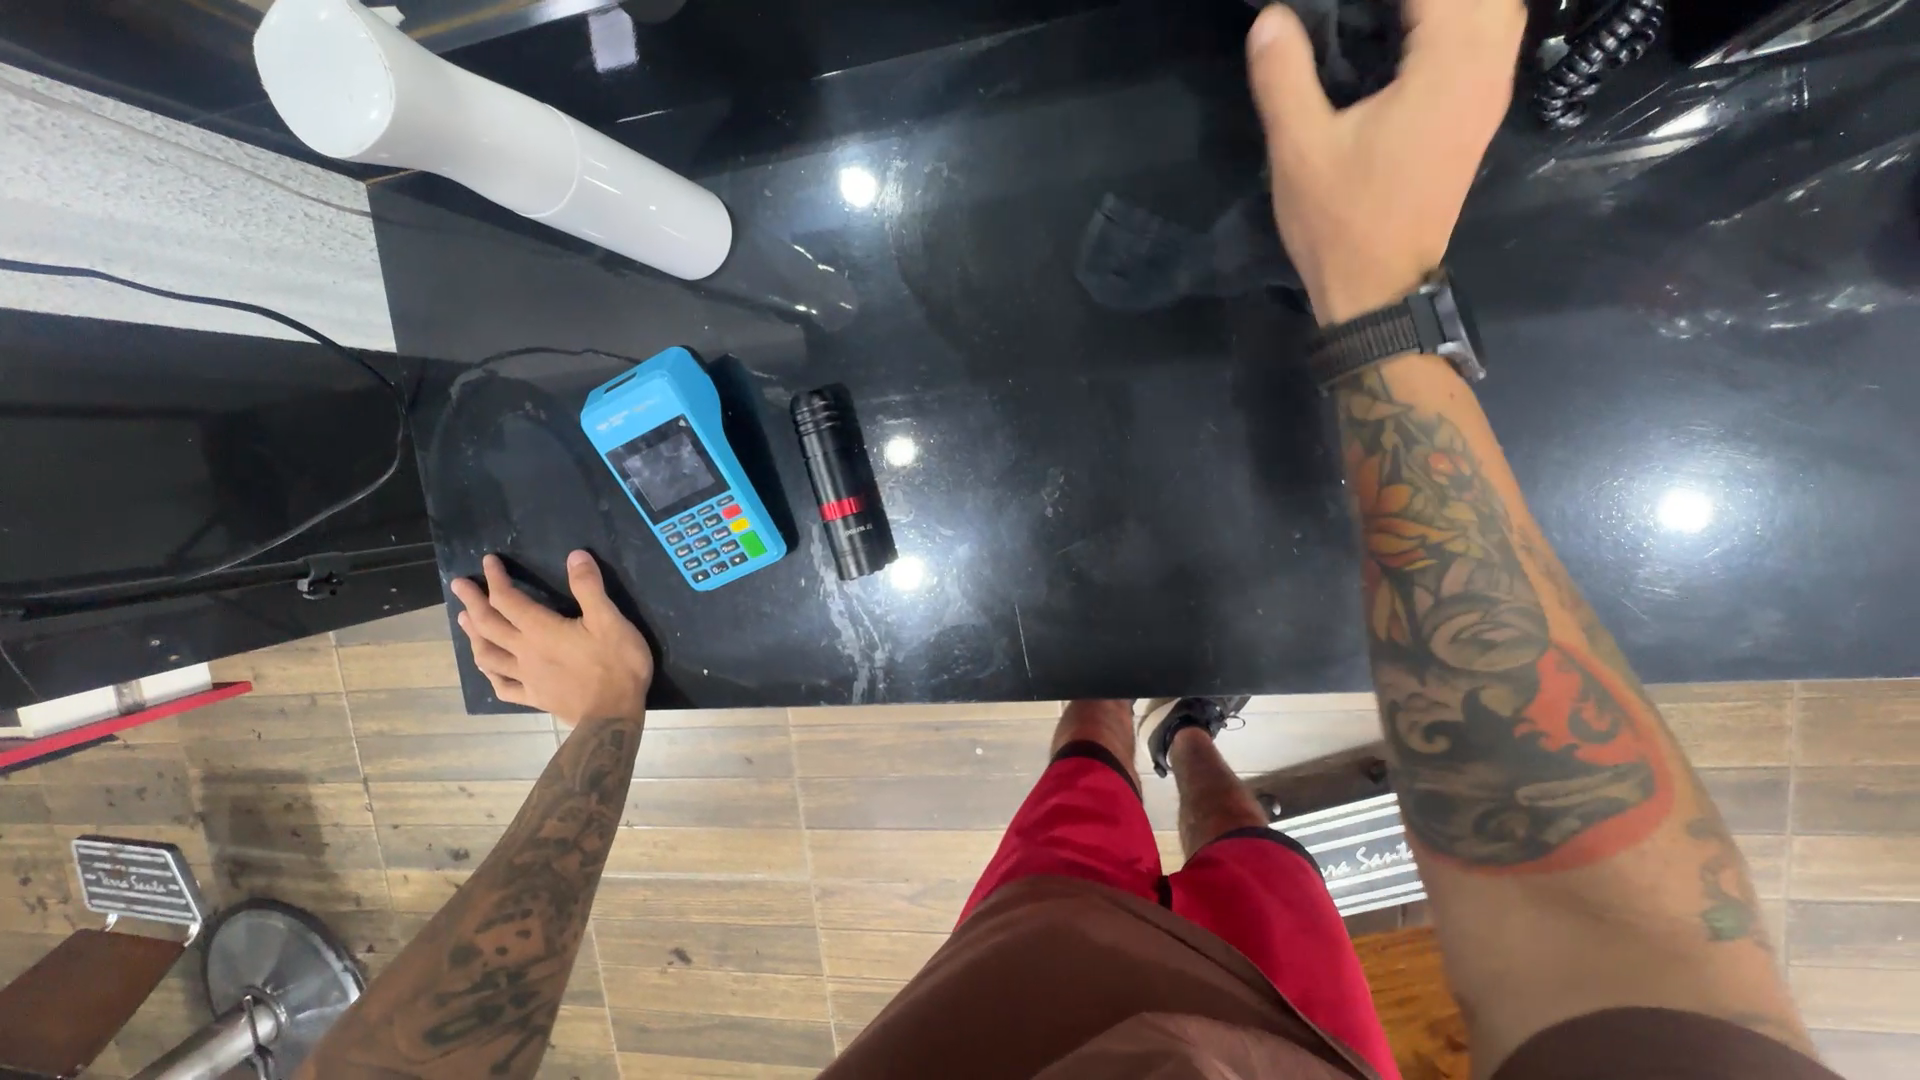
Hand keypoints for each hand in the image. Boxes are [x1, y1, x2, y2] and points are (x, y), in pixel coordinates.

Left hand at [450, 551, 654, 725]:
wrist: (612, 714)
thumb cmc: (616, 664)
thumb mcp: (610, 620)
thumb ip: (589, 588)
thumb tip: (574, 555)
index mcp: (541, 630)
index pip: (509, 600)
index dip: (496, 579)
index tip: (489, 561)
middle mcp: (525, 652)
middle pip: (489, 625)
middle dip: (473, 602)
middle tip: (458, 585)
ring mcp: (527, 678)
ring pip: (489, 655)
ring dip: (474, 635)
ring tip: (465, 621)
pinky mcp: (535, 697)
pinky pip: (504, 687)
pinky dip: (492, 675)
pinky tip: (488, 670)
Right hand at [1247, 0, 1524, 323]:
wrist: (1377, 288)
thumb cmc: (1340, 222)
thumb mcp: (1299, 150)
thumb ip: (1284, 77)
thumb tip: (1271, 18)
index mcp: (1445, 68)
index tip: (1336, 3)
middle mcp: (1484, 69)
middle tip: (1363, 10)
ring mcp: (1490, 94)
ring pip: (1496, 9)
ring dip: (1450, 5)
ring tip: (1391, 15)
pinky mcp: (1480, 115)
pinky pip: (1492, 37)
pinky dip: (1464, 19)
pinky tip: (1419, 30)